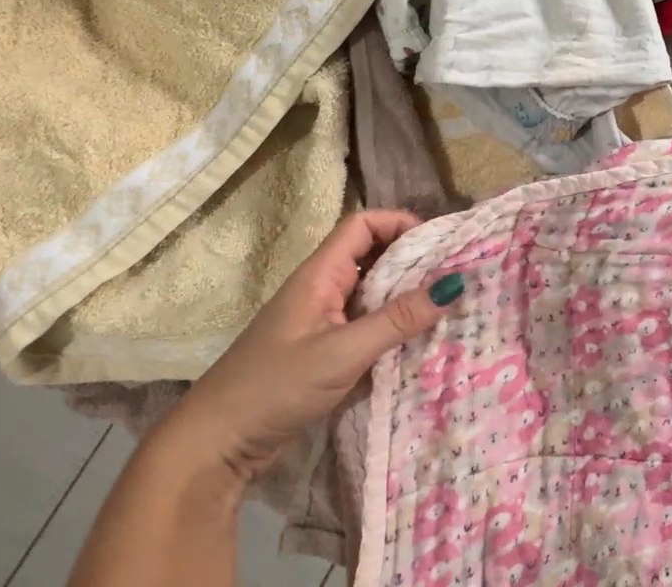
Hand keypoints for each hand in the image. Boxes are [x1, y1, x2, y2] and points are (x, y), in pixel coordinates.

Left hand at [154, 209, 464, 483]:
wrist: (212, 449)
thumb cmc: (272, 390)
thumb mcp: (342, 353)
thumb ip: (398, 319)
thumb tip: (456, 283)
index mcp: (319, 276)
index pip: (363, 226)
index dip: (402, 224)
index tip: (440, 244)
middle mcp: (322, 290)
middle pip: (375, 256)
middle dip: (416, 260)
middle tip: (458, 274)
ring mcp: (323, 321)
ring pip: (375, 292)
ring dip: (409, 295)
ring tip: (450, 305)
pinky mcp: (326, 350)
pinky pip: (369, 323)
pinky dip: (396, 325)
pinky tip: (421, 339)